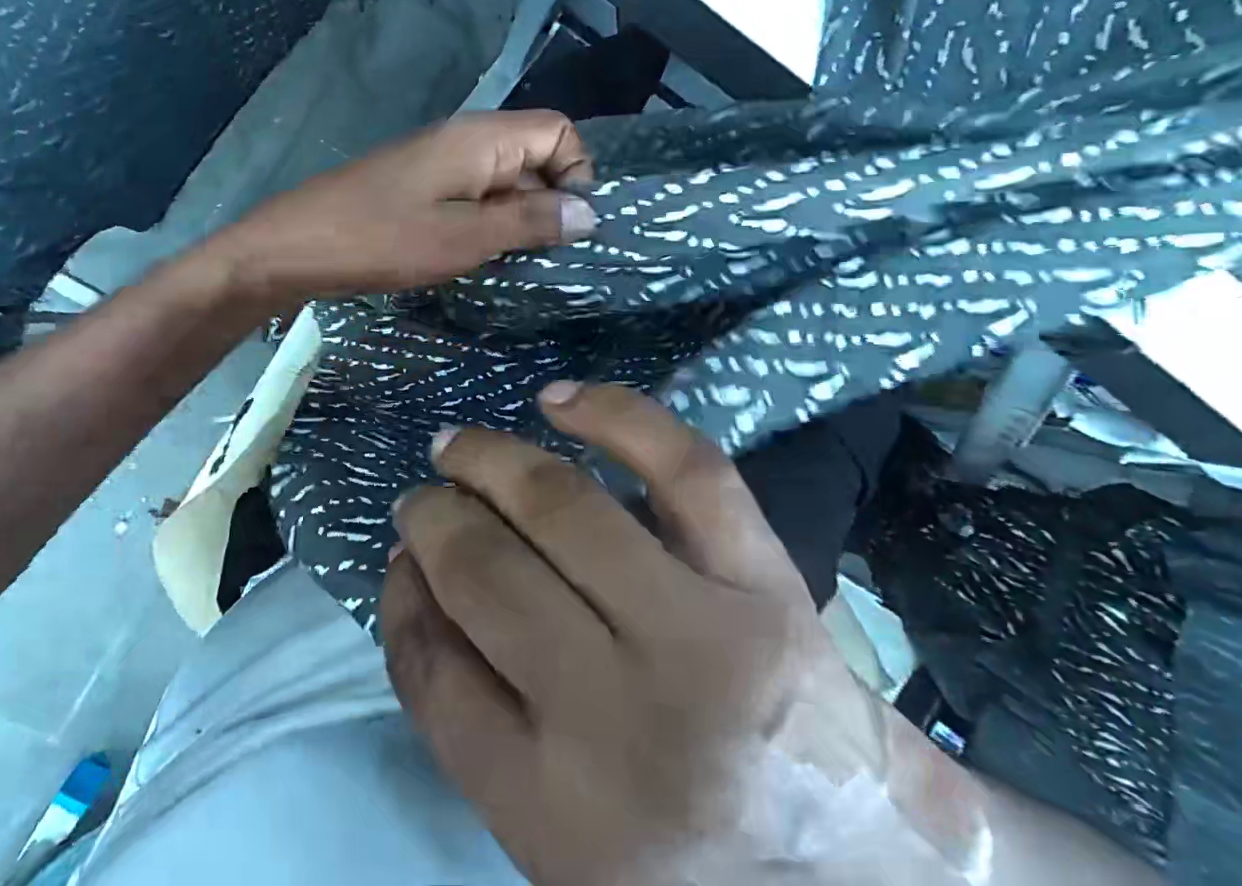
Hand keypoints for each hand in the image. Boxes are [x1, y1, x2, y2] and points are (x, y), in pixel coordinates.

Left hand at [214, 110, 597, 297]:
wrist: (294, 247)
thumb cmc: (382, 239)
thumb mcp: (466, 236)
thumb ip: (531, 221)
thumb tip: (590, 214)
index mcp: (483, 139)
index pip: (560, 131)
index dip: (578, 173)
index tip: (570, 226)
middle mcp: (470, 140)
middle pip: (539, 157)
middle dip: (554, 203)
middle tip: (551, 257)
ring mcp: (446, 164)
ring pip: (511, 182)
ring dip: (525, 220)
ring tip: (521, 264)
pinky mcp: (429, 188)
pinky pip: (482, 198)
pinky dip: (495, 226)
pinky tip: (487, 259)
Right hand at [382, 383, 980, 884]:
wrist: (841, 848)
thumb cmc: (684, 850)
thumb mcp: (553, 837)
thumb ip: (474, 724)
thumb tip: (422, 585)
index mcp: (552, 805)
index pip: (433, 673)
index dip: (401, 599)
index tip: (400, 561)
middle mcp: (620, 710)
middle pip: (490, 578)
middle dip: (436, 521)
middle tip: (422, 497)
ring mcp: (703, 632)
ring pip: (569, 511)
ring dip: (494, 463)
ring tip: (458, 447)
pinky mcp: (764, 577)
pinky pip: (685, 470)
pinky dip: (616, 416)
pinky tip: (559, 401)